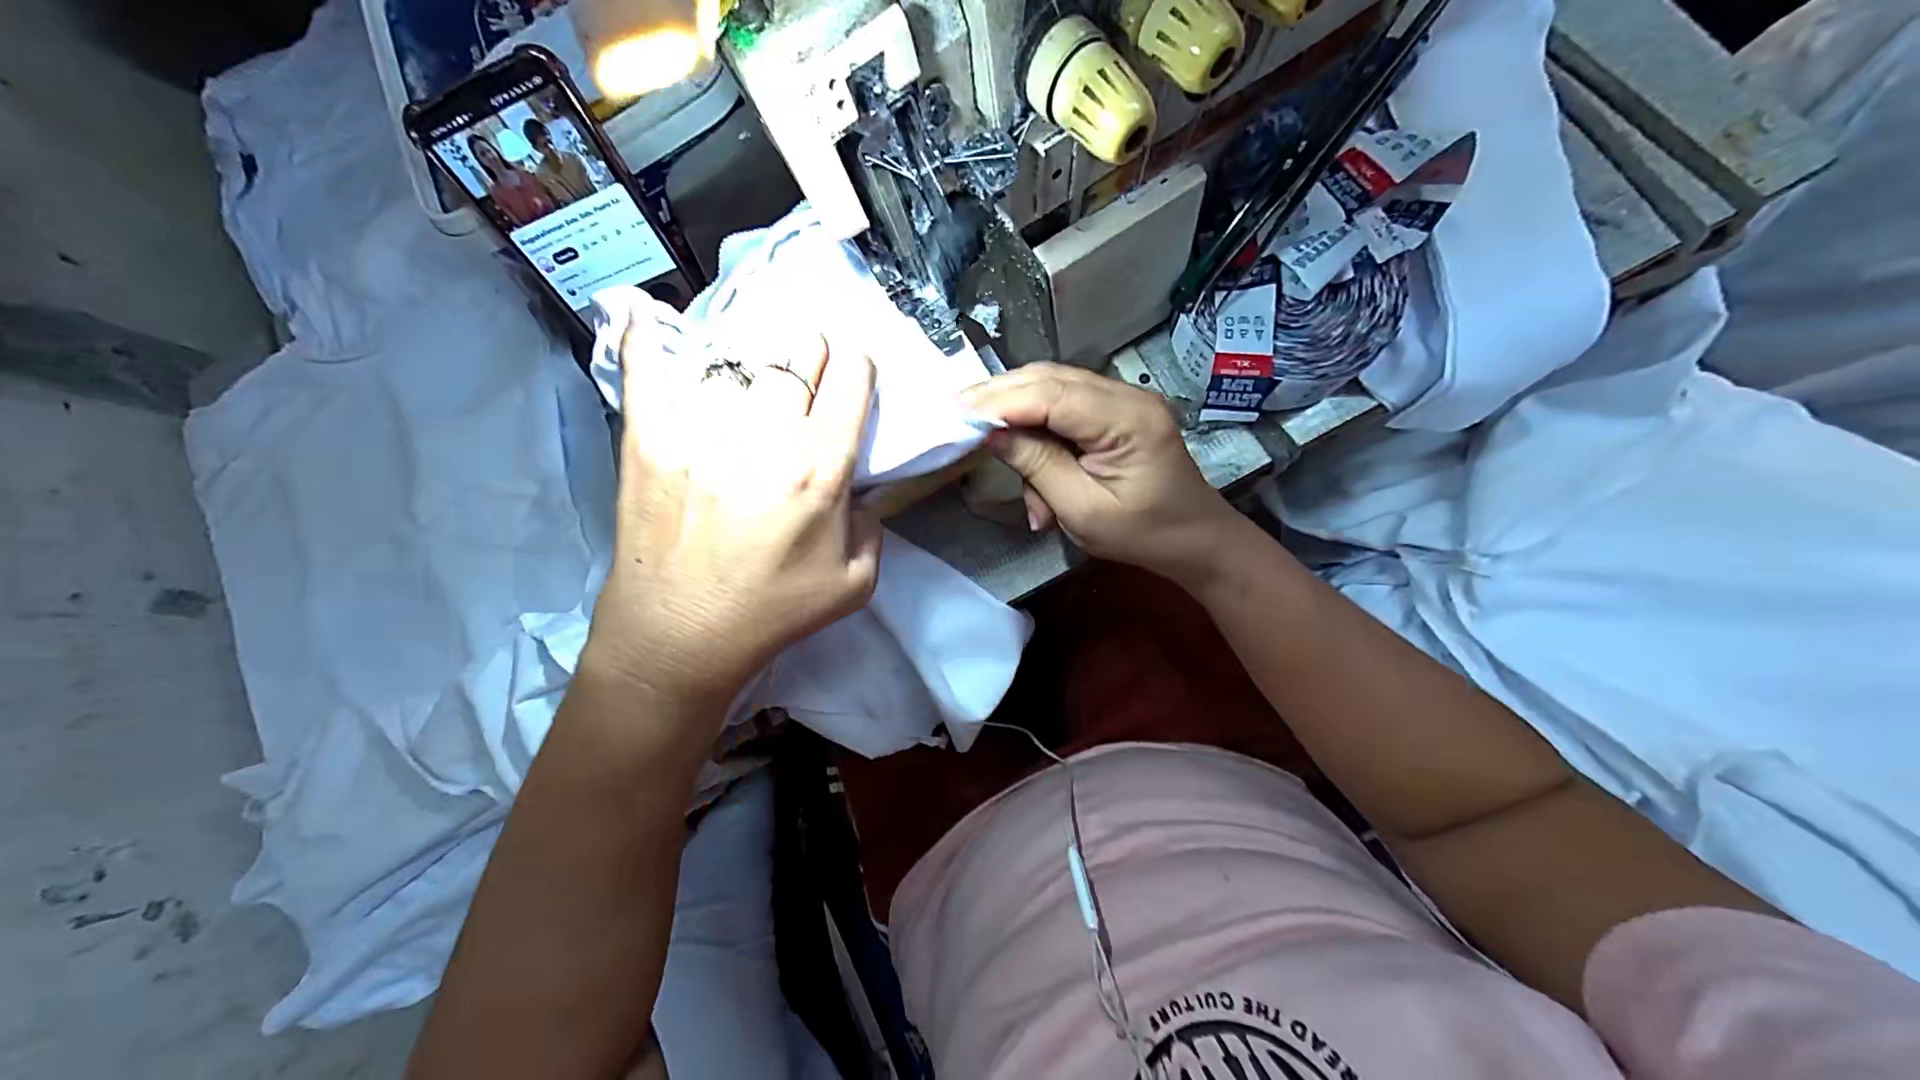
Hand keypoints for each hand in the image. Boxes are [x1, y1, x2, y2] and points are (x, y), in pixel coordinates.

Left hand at [582, 331, 881, 707]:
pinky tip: (647, 312)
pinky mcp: (649, 441)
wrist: (681, 638)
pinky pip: (647, 372)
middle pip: (796, 360)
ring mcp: (701, 435)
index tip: (852, 371)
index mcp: (820, 472)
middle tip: (807, 364)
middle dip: (811, 354)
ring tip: (750, 371)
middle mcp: (765, 441)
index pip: (850, 385)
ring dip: (751, 359)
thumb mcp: (855, 584)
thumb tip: (858, 486)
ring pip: (734, 361)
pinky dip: (646, 337)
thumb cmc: (773, 613)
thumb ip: (872, 526)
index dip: (857, 368)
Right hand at [961, 363, 1243, 585]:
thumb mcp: (1083, 510)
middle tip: (957, 415)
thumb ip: (1037, 465)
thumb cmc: (1143, 535)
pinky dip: (1037, 426)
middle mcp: (1127, 395)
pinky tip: (1023, 456)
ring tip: (986, 441)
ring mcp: (1123, 399)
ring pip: (1053, 387)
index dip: (1001, 401)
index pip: (1052, 394)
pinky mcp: (1116, 410)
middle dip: (1000, 396)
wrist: (1195, 539)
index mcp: (1128, 419)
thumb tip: (992, 434)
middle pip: (1050, 378)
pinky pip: (1065, 404)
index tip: (959, 415)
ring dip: (1017, 413)